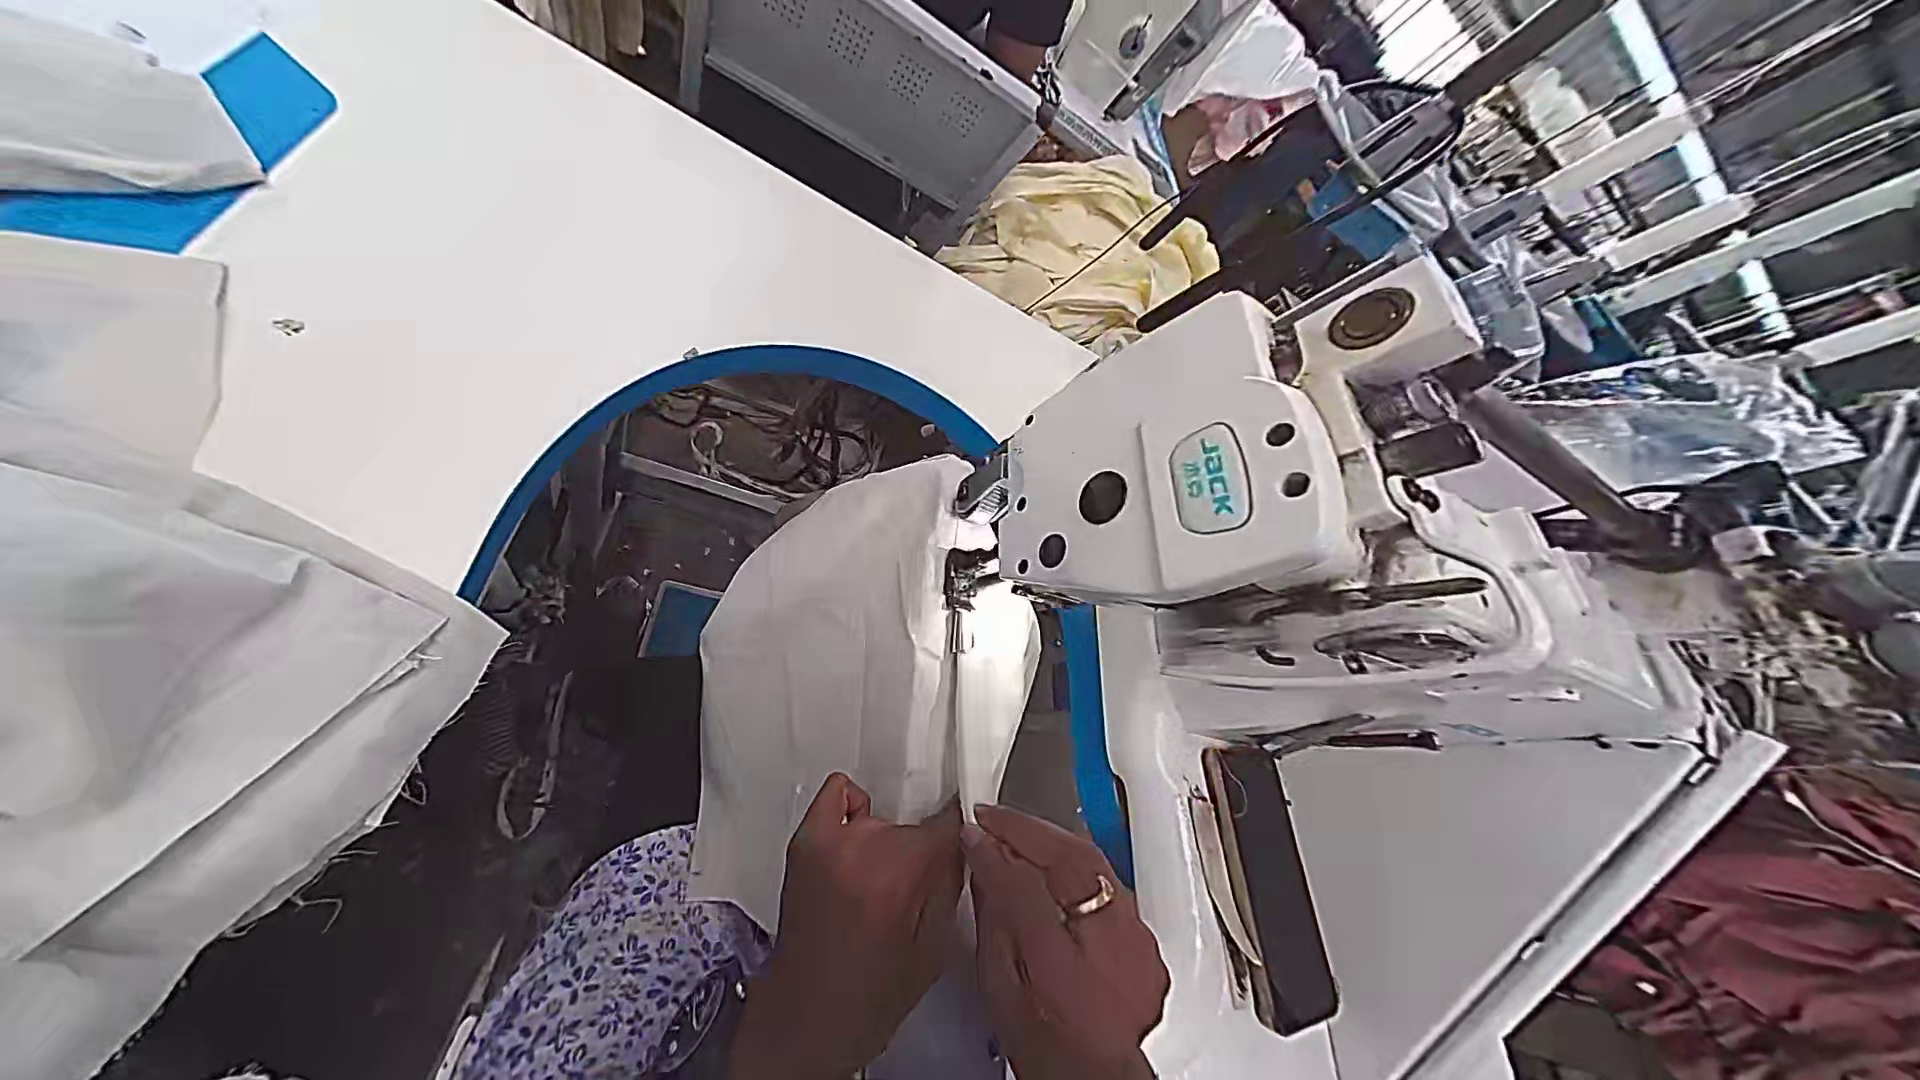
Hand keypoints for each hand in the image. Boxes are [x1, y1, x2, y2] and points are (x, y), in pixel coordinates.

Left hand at [729, 773, 963, 1078]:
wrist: (809, 1013)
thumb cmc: (868, 993)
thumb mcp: (935, 944)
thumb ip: (952, 882)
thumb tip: (961, 844)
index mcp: (907, 870)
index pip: (948, 820)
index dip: (956, 834)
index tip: (956, 839)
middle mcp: (869, 846)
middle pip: (913, 825)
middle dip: (918, 851)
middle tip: (908, 886)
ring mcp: (834, 839)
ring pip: (881, 819)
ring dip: (884, 841)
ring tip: (874, 878)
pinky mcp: (807, 840)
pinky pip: (838, 792)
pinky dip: (851, 808)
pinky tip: (852, 842)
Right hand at [964, 805, 1169, 1079]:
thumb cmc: (1053, 1050)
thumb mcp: (1001, 990)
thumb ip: (992, 925)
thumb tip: (983, 871)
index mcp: (1062, 969)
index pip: (1021, 886)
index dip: (992, 852)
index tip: (971, 834)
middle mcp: (1107, 946)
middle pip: (1064, 859)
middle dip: (1022, 829)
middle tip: (989, 816)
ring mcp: (1133, 936)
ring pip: (1090, 860)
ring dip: (1047, 835)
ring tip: (1014, 825)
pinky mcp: (1144, 934)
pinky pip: (1105, 875)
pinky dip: (1074, 854)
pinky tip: (1052, 848)